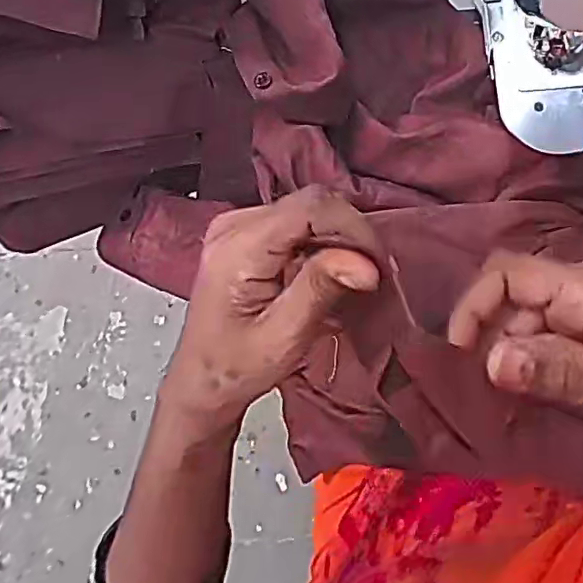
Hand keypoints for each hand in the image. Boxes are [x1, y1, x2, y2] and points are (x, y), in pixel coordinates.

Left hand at [159, 187, 380, 441]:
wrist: (203, 380)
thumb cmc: (236, 367)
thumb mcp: (283, 338)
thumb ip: (320, 290)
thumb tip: (366, 263)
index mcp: (238, 247)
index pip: (310, 207)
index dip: (354, 228)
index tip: (379, 264)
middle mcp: (236, 224)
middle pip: (312, 203)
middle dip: (352, 234)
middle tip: (374, 273)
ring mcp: (241, 223)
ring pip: (311, 208)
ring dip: (342, 239)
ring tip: (357, 275)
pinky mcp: (251, 231)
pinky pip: (301, 220)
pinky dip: (326, 242)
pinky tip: (333, 272)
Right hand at [446, 252, 582, 463]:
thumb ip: (561, 371)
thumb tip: (490, 359)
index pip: (508, 272)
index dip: (472, 307)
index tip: (458, 358)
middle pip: (517, 298)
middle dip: (494, 340)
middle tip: (490, 398)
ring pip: (536, 318)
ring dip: (520, 355)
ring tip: (518, 405)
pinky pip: (560, 333)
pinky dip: (545, 361)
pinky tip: (551, 395)